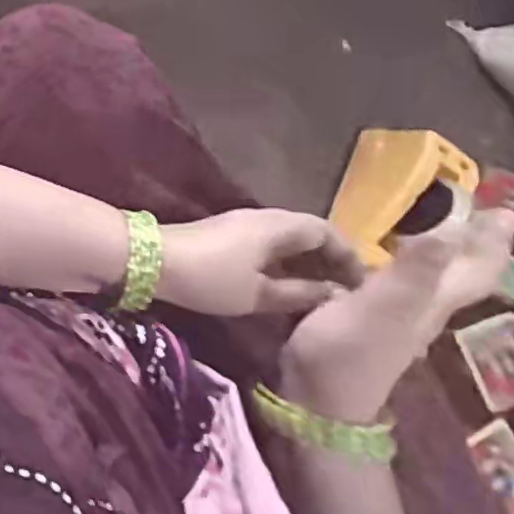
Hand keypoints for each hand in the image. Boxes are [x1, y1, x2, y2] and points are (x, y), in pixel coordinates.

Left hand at [156, 209, 368, 316]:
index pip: (327, 231)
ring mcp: (241, 225)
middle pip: (307, 233)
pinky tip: (284, 287)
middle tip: (344, 292)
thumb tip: (334, 295)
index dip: (349, 256)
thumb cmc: (209, 277)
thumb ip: (299, 294)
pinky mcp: (224, 235)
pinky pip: (266, 245)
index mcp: (278, 226)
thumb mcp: (258, 294)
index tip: (363, 284)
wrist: (150, 260)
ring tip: (319, 295)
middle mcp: (263, 218)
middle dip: (329, 260)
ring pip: (285, 240)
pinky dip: (282, 263)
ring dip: (304, 263)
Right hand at [278, 209, 513, 422]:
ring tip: (435, 229)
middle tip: (480, 215)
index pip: (475, 268)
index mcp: (430, 301)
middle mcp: (420, 309)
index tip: (506, 210)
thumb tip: (453, 228)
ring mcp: (393, 319)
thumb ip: (413, 271)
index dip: (491, 240)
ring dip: (438, 254)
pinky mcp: (363, 322)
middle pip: (458, 274)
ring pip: (428, 280)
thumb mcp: (380, 308)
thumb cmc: (347, 351)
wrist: (318, 401)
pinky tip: (380, 261)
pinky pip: (393, 286)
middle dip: (472, 244)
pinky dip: (398, 267)